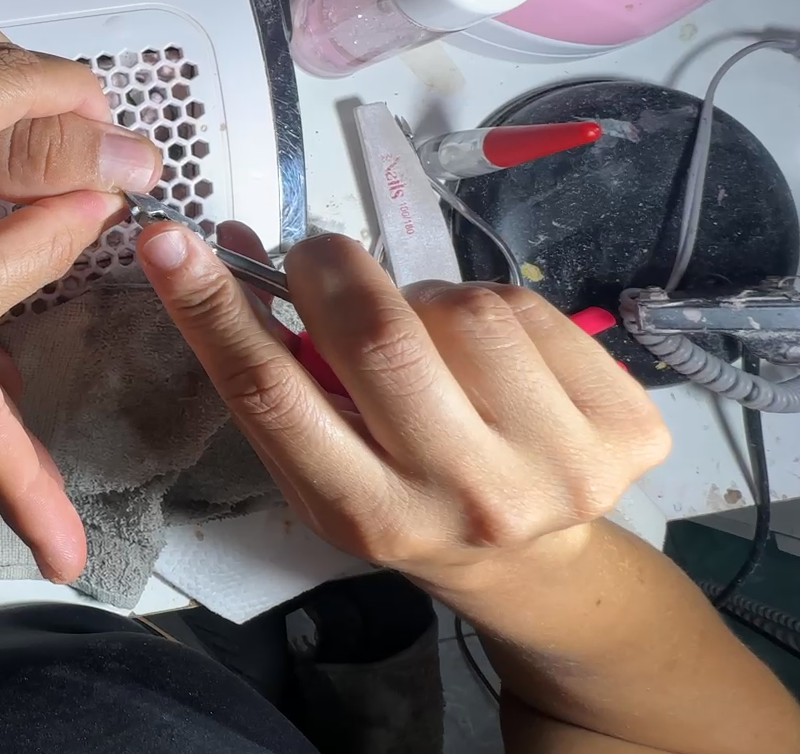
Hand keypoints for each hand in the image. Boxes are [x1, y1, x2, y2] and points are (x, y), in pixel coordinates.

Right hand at [137, 225, 671, 587]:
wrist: (523, 559)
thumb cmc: (381, 489)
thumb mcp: (304, 448)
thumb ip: (260, 357)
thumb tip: (217, 243)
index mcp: (355, 506)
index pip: (266, 390)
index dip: (210, 307)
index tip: (166, 240)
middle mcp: (457, 498)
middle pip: (377, 338)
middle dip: (330, 269)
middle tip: (316, 261)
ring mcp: (559, 469)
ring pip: (460, 309)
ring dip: (415, 296)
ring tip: (415, 331)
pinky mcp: (632, 431)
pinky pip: (526, 306)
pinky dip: (481, 304)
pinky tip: (480, 349)